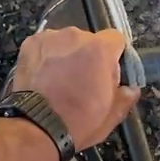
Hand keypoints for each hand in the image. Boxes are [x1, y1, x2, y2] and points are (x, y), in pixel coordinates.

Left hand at [11, 27, 139, 149]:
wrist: (37, 124)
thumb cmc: (79, 120)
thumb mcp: (112, 114)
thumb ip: (125, 95)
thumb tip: (130, 88)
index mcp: (99, 49)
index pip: (116, 38)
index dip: (115, 55)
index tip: (110, 72)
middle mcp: (74, 36)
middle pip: (89, 40)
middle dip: (89, 56)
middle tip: (84, 80)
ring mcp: (49, 37)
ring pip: (66, 42)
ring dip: (67, 54)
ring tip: (61, 79)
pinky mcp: (29, 42)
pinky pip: (46, 45)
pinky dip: (47, 55)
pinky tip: (44, 75)